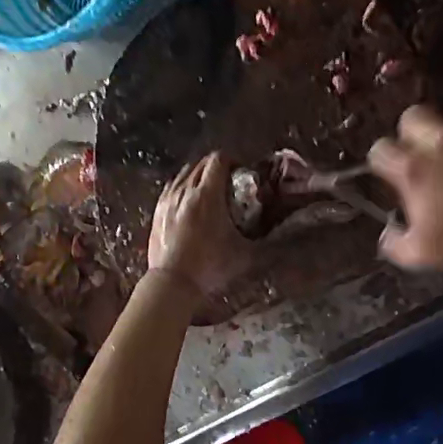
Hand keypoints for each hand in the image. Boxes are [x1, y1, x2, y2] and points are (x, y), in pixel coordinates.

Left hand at [148, 153, 251, 296]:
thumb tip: (286, 233)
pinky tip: (190, 203)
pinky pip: (171, 187)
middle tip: (230, 183)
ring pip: (184, 173)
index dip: (233, 160)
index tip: (242, 173)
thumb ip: (265, 239)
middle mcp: (184, 191)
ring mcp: (167, 200)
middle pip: (201, 163)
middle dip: (217, 167)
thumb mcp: (244, 253)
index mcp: (206, 195)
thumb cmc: (210, 268)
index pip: (219, 159)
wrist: (172, 284)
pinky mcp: (157, 211)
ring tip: (210, 192)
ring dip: (199, 175)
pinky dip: (183, 187)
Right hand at [367, 80, 442, 279]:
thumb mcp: (422, 254)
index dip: (385, 160)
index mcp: (413, 169)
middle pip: (413, 116)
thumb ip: (393, 242)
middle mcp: (440, 138)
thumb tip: (386, 231)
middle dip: (416, 131)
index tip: (394, 172)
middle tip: (430, 151)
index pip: (380, 150)